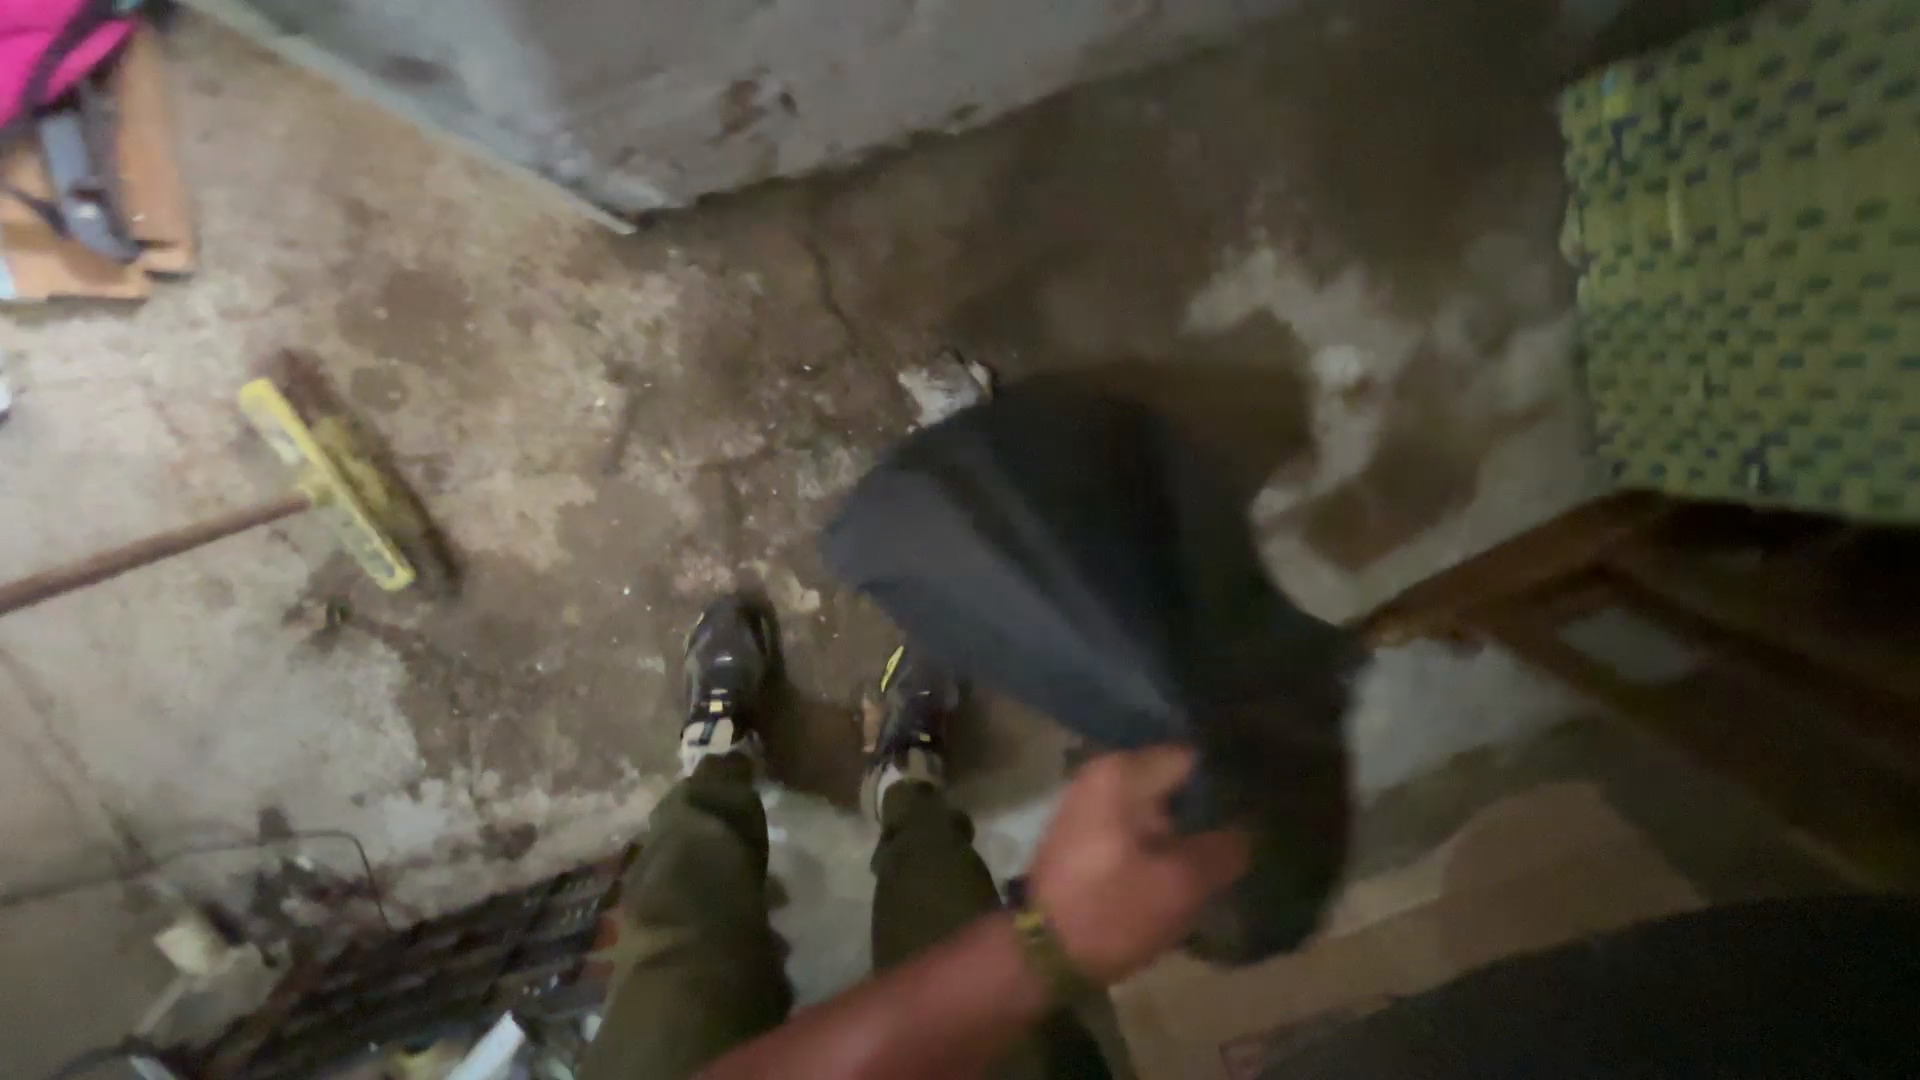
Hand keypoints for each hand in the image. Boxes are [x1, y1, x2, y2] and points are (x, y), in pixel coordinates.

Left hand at [1028, 745, 1249, 984]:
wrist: (1041, 951)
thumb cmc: (1111, 911)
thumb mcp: (1180, 887)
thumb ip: (1223, 850)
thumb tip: (1251, 829)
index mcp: (1123, 772)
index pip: (1193, 758)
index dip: (1229, 784)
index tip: (1259, 809)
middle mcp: (1102, 771)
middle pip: (1173, 778)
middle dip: (1207, 806)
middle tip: (1248, 834)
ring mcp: (1087, 797)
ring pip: (1154, 801)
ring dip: (1183, 824)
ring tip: (1222, 851)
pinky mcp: (1082, 825)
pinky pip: (1133, 818)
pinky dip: (1158, 835)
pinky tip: (1182, 861)